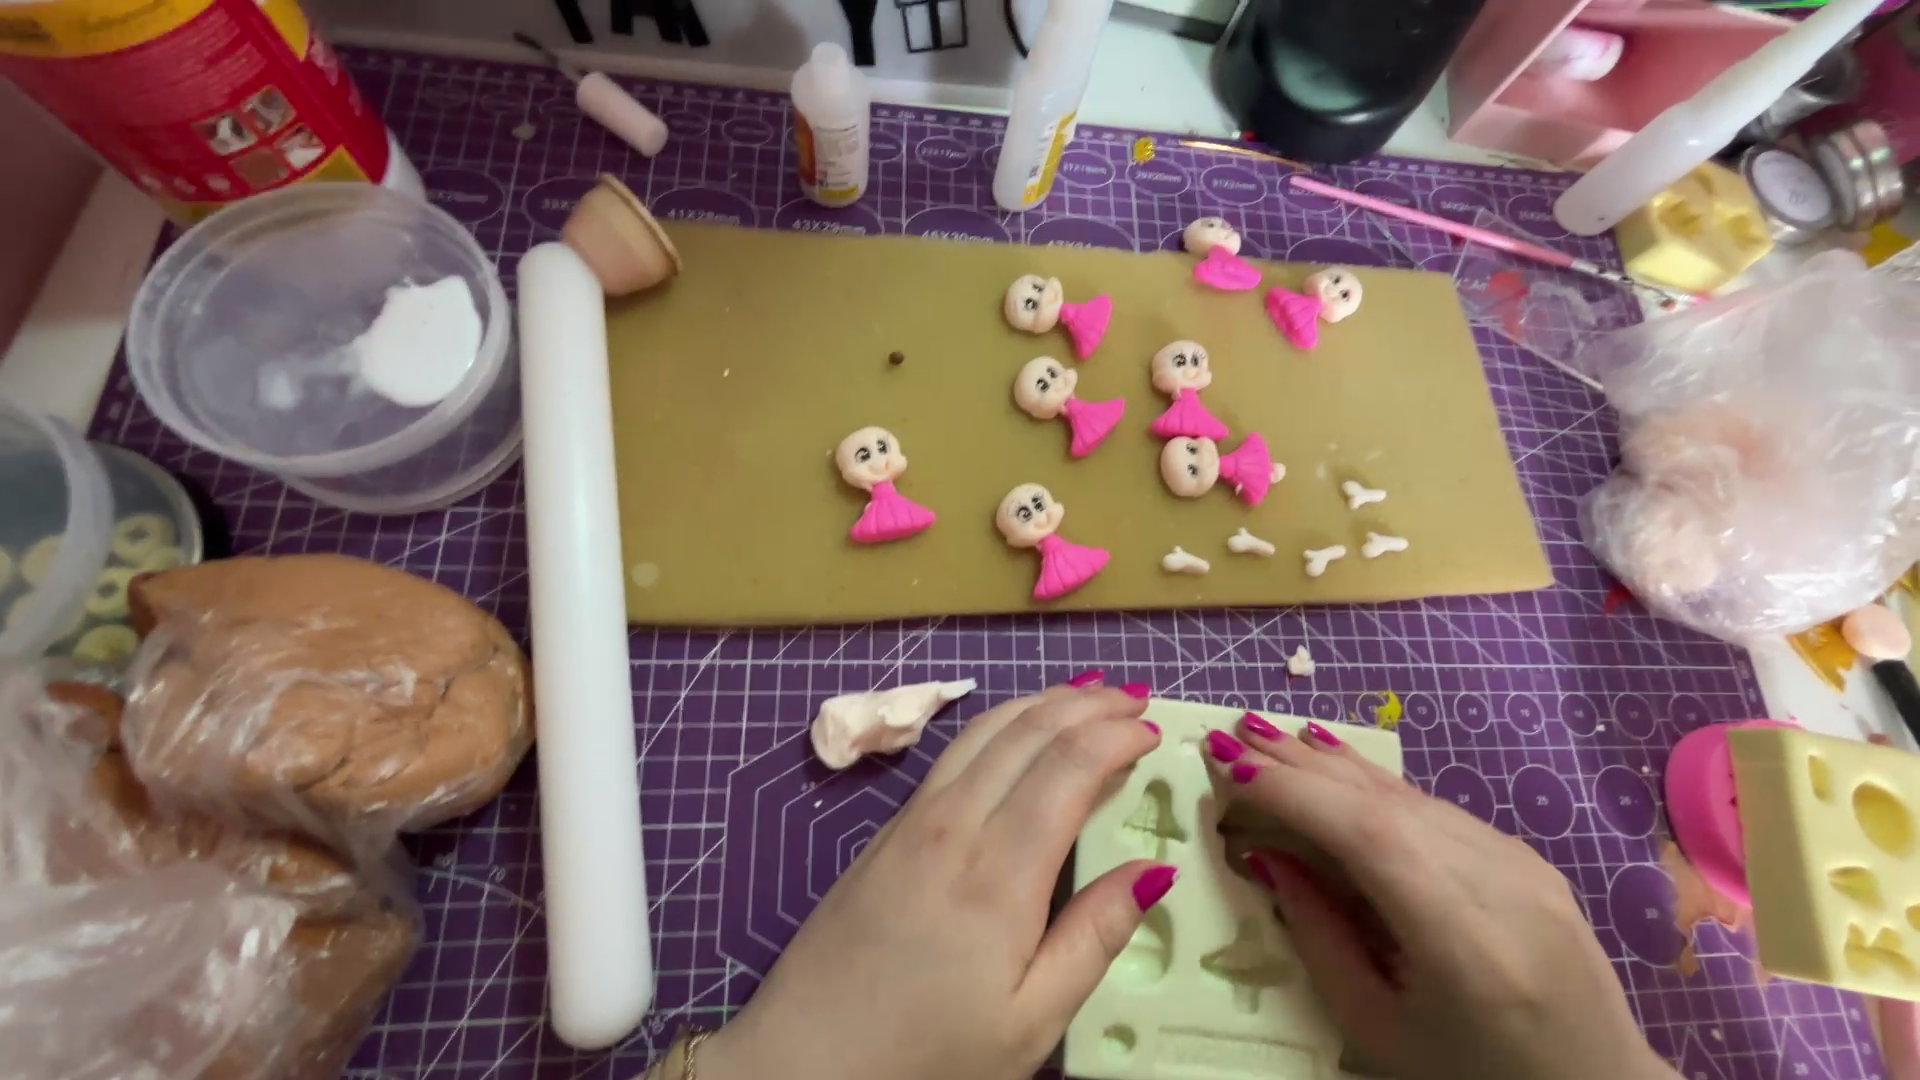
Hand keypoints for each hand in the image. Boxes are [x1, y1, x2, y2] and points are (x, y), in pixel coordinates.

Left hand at [700, 679, 1172, 1079]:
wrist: (800, 1060)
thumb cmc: (926, 1055)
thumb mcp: (1028, 1022)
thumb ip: (1093, 937)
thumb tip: (1153, 871)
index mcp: (999, 871)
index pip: (1067, 766)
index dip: (1116, 736)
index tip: (1154, 730)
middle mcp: (955, 822)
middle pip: (1028, 730)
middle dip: (1088, 703)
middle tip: (1134, 697)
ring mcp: (915, 816)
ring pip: (986, 728)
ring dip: (1042, 701)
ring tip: (1086, 695)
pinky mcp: (889, 825)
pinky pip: (956, 750)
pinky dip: (1001, 722)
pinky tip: (1018, 730)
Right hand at [1206, 715, 1677, 1079]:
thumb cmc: (1472, 1078)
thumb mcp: (1375, 1026)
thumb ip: (1316, 933)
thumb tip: (1266, 852)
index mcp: (1468, 946)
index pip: (1369, 837)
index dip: (1295, 793)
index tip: (1229, 766)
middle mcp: (1503, 885)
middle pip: (1383, 800)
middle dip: (1296, 763)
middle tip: (1230, 733)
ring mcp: (1520, 862)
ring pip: (1404, 792)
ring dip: (1326, 762)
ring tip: (1264, 735)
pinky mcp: (1522, 854)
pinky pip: (1428, 805)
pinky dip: (1366, 780)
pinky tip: (1328, 760)